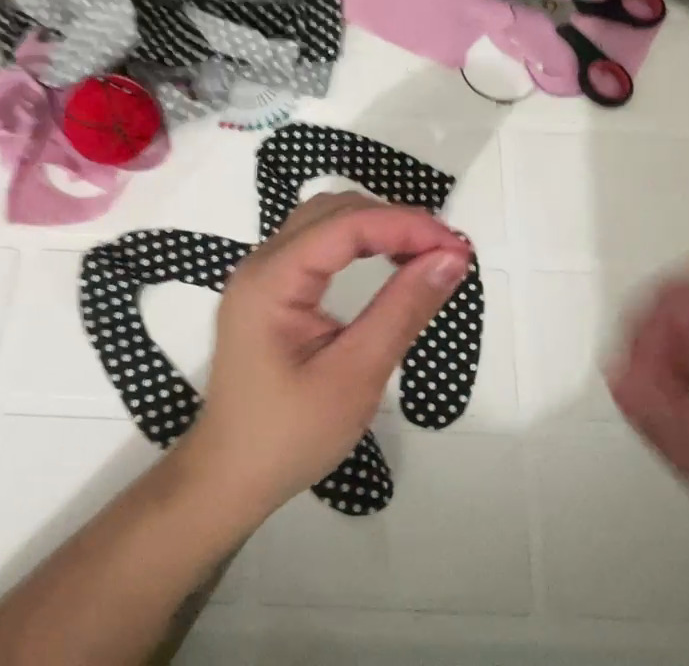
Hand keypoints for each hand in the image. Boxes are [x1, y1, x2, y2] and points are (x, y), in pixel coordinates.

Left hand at [180, 193, 470, 513]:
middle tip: (447, 251)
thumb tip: (451, 258)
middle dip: (394, 221)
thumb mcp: (355, 375)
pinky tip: (387, 262)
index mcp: (271, 280)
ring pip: (323, 223)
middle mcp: (260, 264)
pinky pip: (316, 247)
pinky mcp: (268, 292)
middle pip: (332, 212)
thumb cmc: (290, 435)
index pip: (345, 225)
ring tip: (426, 252)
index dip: (406, 225)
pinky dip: (357, 245)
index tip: (458, 247)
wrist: (230, 476)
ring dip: (376, 227)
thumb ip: (403, 311)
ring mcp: (260, 276)